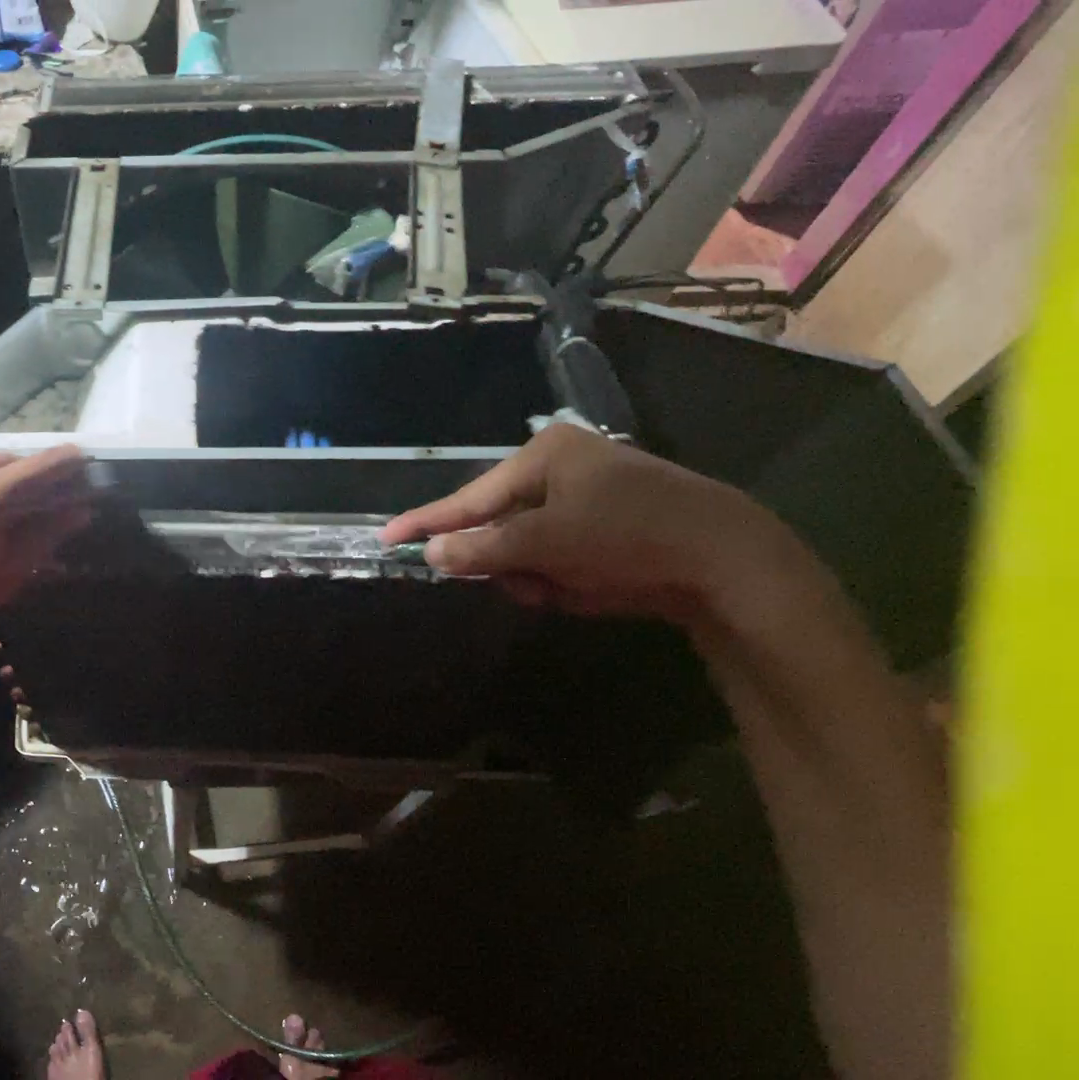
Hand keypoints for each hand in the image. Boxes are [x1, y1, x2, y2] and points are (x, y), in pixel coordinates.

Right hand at [380, 424, 800, 623]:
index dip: (426, 521)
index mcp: (545, 456)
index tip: (387, 538)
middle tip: (532, 583)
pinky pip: (556, 557)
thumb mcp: (546, 543)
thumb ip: (482, 548)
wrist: (730, 564)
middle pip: (499, 525)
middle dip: (508, 562)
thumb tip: (432, 552)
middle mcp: (562, 469)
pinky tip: (590, 587)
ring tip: (570, 586)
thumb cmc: (628, 536)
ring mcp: (587, 498)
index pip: (469, 496)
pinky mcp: (608, 527)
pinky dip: (563, 579)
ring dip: (537, 575)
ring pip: (525, 548)